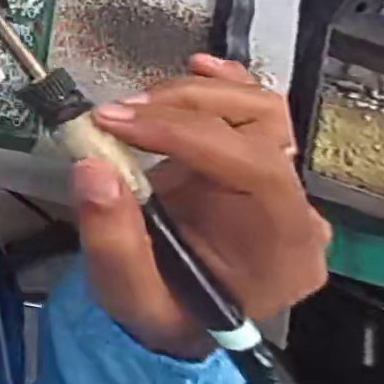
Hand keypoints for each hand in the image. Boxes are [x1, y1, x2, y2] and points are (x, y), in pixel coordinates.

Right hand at [72, 54, 330, 358]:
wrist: (172, 317)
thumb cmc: (157, 309)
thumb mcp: (125, 290)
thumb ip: (110, 236)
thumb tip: (92, 165)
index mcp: (279, 245)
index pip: (254, 166)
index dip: (182, 132)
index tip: (111, 121)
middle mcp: (291, 208)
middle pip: (261, 128)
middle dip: (179, 109)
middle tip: (111, 116)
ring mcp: (272, 185)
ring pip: (258, 109)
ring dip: (190, 95)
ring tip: (130, 106)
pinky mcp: (243, 164)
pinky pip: (250, 112)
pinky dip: (221, 83)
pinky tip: (195, 65)